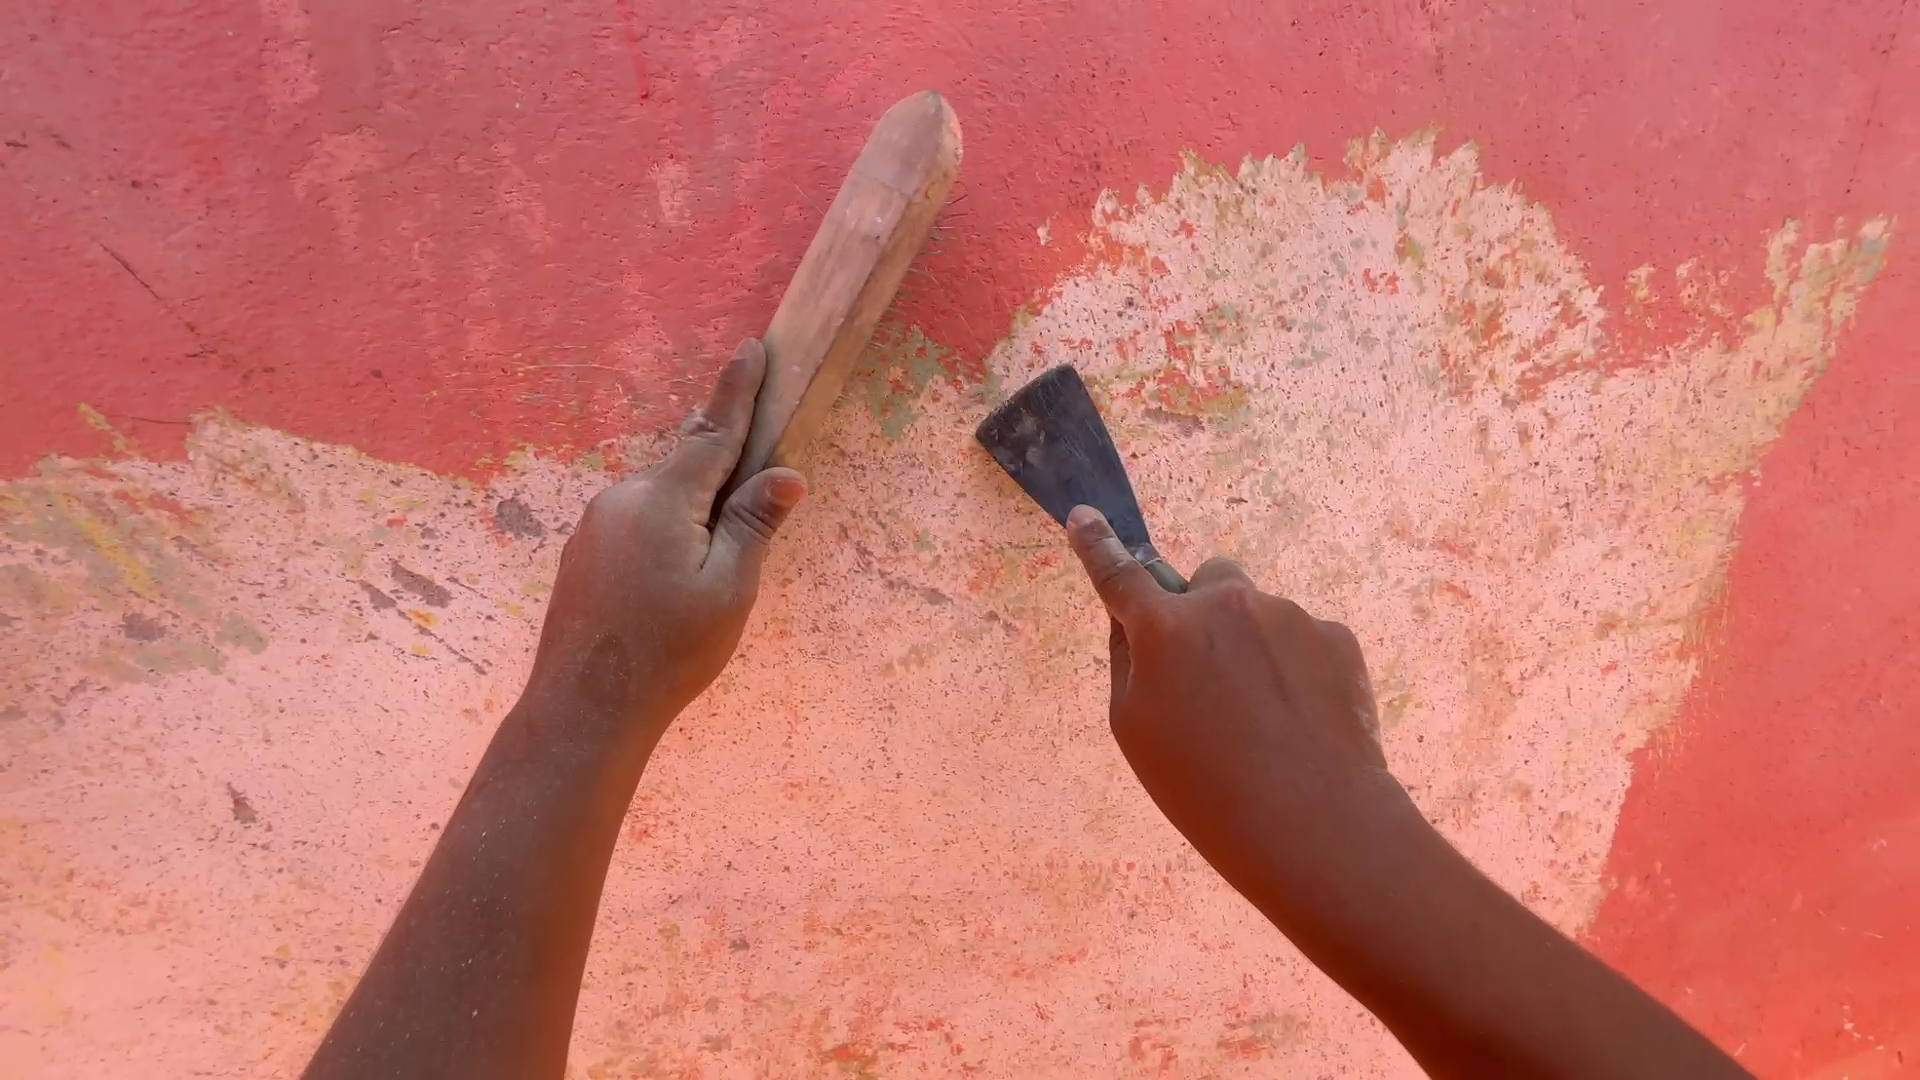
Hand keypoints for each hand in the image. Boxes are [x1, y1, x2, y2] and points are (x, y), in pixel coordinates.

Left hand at [527, 339, 806, 729]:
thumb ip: (752, 523)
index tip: (751, 349)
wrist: (585, 708)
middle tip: (756, 487)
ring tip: (715, 556)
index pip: (712, 432)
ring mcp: (596, 525)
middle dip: (723, 463)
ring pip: (661, 495)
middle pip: (686, 464)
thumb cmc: (671, 651)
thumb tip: (787, 474)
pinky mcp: (585, 552)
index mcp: (662, 500)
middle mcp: (622, 498)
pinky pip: (638, 518)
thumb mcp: (729, 588)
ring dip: (695, 503)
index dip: (737, 391)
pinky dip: (669, 524)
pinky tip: (676, 570)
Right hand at [1064, 504, 1406, 895]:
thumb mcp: (1133, 729)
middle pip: (1207, 581)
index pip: (1118, 574)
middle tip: (1211, 673)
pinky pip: (1302, 636)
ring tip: (1267, 715)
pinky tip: (1304, 717)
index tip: (1083, 515)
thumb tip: (1135, 620)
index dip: (1097, 544)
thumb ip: (1128, 661)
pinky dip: (1296, 664)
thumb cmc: (1201, 787)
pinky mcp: (1337, 637)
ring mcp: (1287, 614)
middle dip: (1203, 610)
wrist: (1316, 826)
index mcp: (1165, 627)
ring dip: (1253, 643)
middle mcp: (1226, 603)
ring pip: (1258, 612)